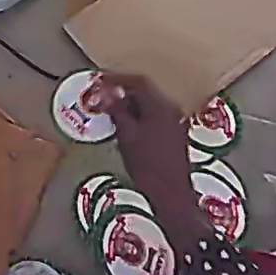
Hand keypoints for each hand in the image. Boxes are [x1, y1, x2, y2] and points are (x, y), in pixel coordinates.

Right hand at [92, 74, 205, 245]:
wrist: (172, 195)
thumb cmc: (147, 165)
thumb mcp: (126, 136)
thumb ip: (117, 111)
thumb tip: (107, 93)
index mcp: (160, 106)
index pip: (138, 82)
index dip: (117, 78)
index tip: (100, 80)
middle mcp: (171, 110)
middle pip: (145, 92)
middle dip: (123, 92)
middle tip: (103, 97)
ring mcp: (175, 123)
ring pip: (149, 106)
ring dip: (130, 106)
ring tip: (111, 113)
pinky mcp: (174, 136)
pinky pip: (154, 117)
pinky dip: (139, 117)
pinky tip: (126, 128)